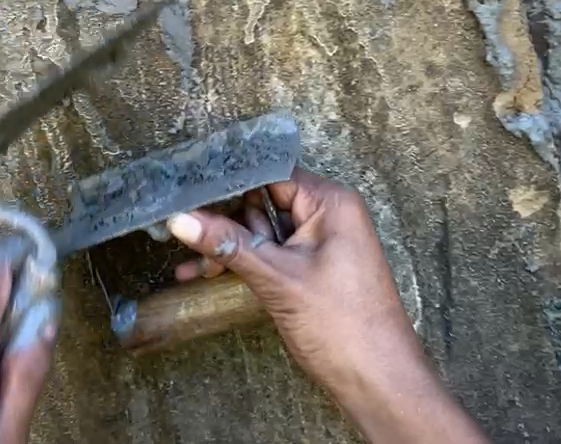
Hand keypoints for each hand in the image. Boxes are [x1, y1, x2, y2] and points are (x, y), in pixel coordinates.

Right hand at [166, 168, 489, 443]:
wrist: (381, 388)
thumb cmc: (341, 327)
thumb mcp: (276, 278)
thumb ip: (227, 244)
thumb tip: (179, 219)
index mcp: (329, 202)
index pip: (269, 172)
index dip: (229, 179)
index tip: (188, 187)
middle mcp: (327, 214)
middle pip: (262, 201)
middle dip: (225, 221)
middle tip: (185, 234)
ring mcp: (321, 242)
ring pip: (263, 230)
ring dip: (229, 247)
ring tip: (191, 266)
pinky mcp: (313, 267)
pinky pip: (272, 253)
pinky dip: (245, 263)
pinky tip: (207, 274)